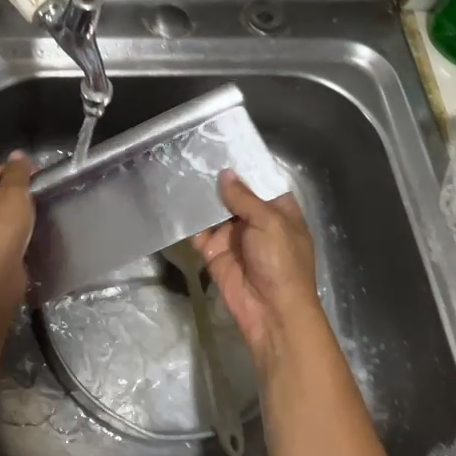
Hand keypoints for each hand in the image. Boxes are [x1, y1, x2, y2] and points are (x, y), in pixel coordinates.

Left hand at [0, 151, 35, 303]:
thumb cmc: (1, 230)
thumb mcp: (13, 194)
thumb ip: (17, 173)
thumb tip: (18, 154)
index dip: (17, 170)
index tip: (39, 176)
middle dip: (19, 193)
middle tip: (40, 196)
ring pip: (1, 216)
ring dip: (19, 215)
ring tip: (38, 215)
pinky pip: (4, 235)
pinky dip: (17, 234)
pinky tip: (30, 236)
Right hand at [191, 169, 322, 367]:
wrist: (271, 312)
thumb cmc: (281, 263)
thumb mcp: (270, 223)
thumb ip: (244, 198)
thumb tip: (225, 173)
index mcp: (278, 210)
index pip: (260, 181)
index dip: (244, 165)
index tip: (222, 143)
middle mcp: (256, 220)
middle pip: (234, 194)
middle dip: (217, 178)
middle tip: (192, 152)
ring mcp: (233, 236)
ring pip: (214, 211)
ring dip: (200, 196)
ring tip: (178, 170)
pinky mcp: (214, 252)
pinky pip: (199, 232)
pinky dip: (188, 220)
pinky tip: (173, 200)